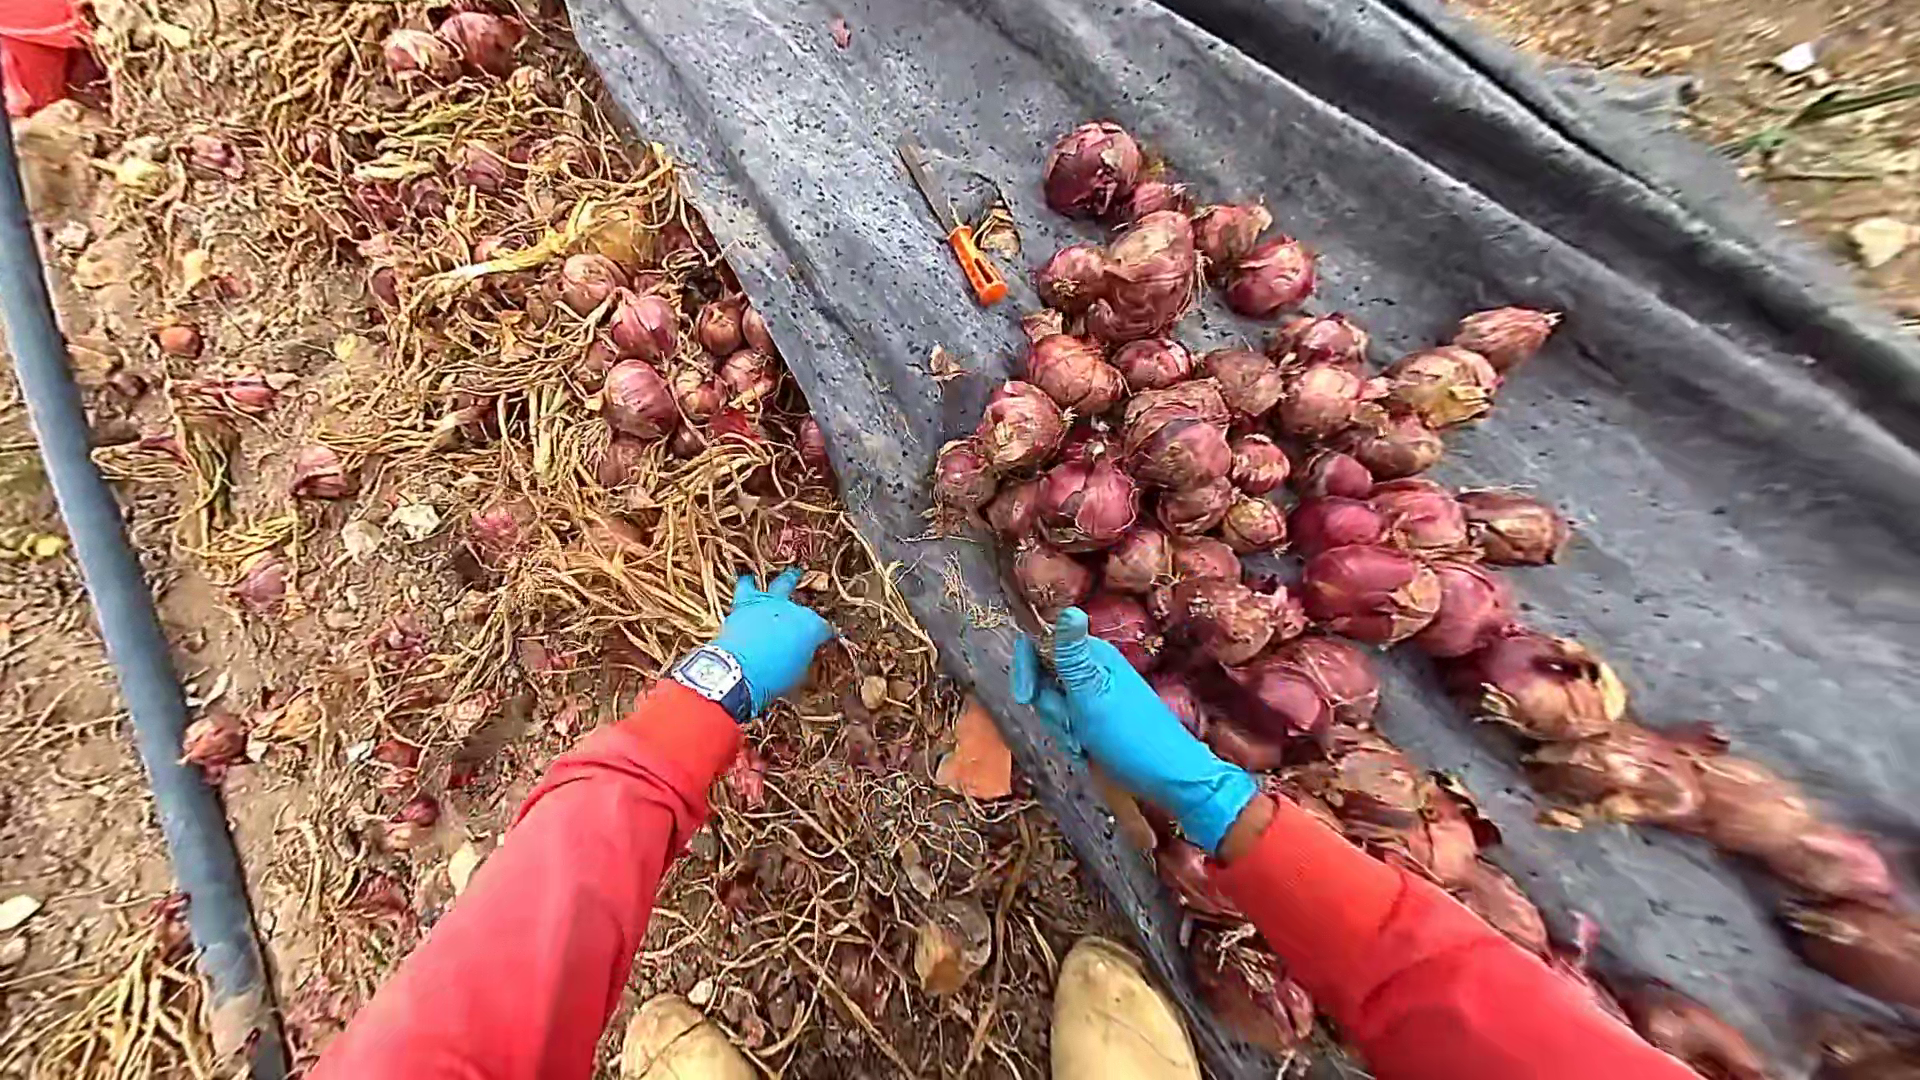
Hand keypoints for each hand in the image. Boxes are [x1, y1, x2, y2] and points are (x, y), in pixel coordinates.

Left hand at [711, 568, 834, 716]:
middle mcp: (794, 610)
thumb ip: (803, 656)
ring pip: (781, 585)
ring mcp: (770, 604)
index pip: (825, 629)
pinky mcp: (745, 603)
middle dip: (813, 604)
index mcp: (812, 627)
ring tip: (790, 574)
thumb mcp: (798, 673)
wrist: (738, 671)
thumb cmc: (773, 679)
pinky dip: (747, 584)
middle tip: (820, 602)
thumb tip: (802, 653)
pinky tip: (746, 579)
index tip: (825, 640)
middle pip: (806, 604)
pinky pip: (746, 587)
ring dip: (786, 581)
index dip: (825, 635)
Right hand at [1012, 607, 1255, 852]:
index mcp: (1092, 653)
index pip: (1039, 644)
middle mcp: (1091, 667)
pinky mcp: (1094, 715)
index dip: (1025, 669)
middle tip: (1071, 727)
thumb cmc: (1131, 737)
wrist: (1171, 779)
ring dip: (1059, 726)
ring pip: (1050, 701)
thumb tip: (1069, 609)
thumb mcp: (1092, 695)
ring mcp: (1093, 692)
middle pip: (1041, 676)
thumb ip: (1072, 655)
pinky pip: (1064, 719)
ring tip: (1082, 744)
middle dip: (1048, 707)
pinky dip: (1068, 737)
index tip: (1025, 699)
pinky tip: (1085, 752)